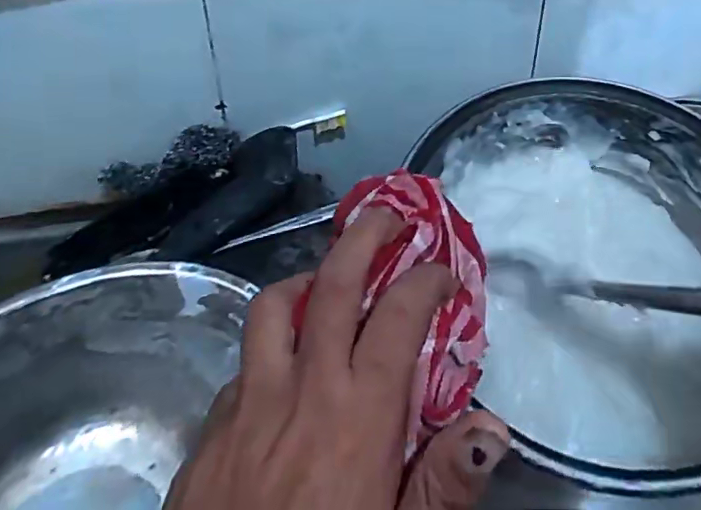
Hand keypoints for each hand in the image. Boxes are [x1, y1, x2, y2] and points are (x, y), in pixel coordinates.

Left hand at [167, 209, 510, 509]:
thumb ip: (445, 483)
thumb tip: (493, 426)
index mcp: (359, 414)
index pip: (400, 316)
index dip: (428, 280)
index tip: (444, 274)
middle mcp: (303, 390)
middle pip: (335, 283)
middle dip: (366, 235)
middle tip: (388, 217)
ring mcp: (247, 406)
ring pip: (273, 307)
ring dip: (306, 282)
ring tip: (327, 286)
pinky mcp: (207, 433)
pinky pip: (241, 368)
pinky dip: (269, 354)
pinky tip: (281, 381)